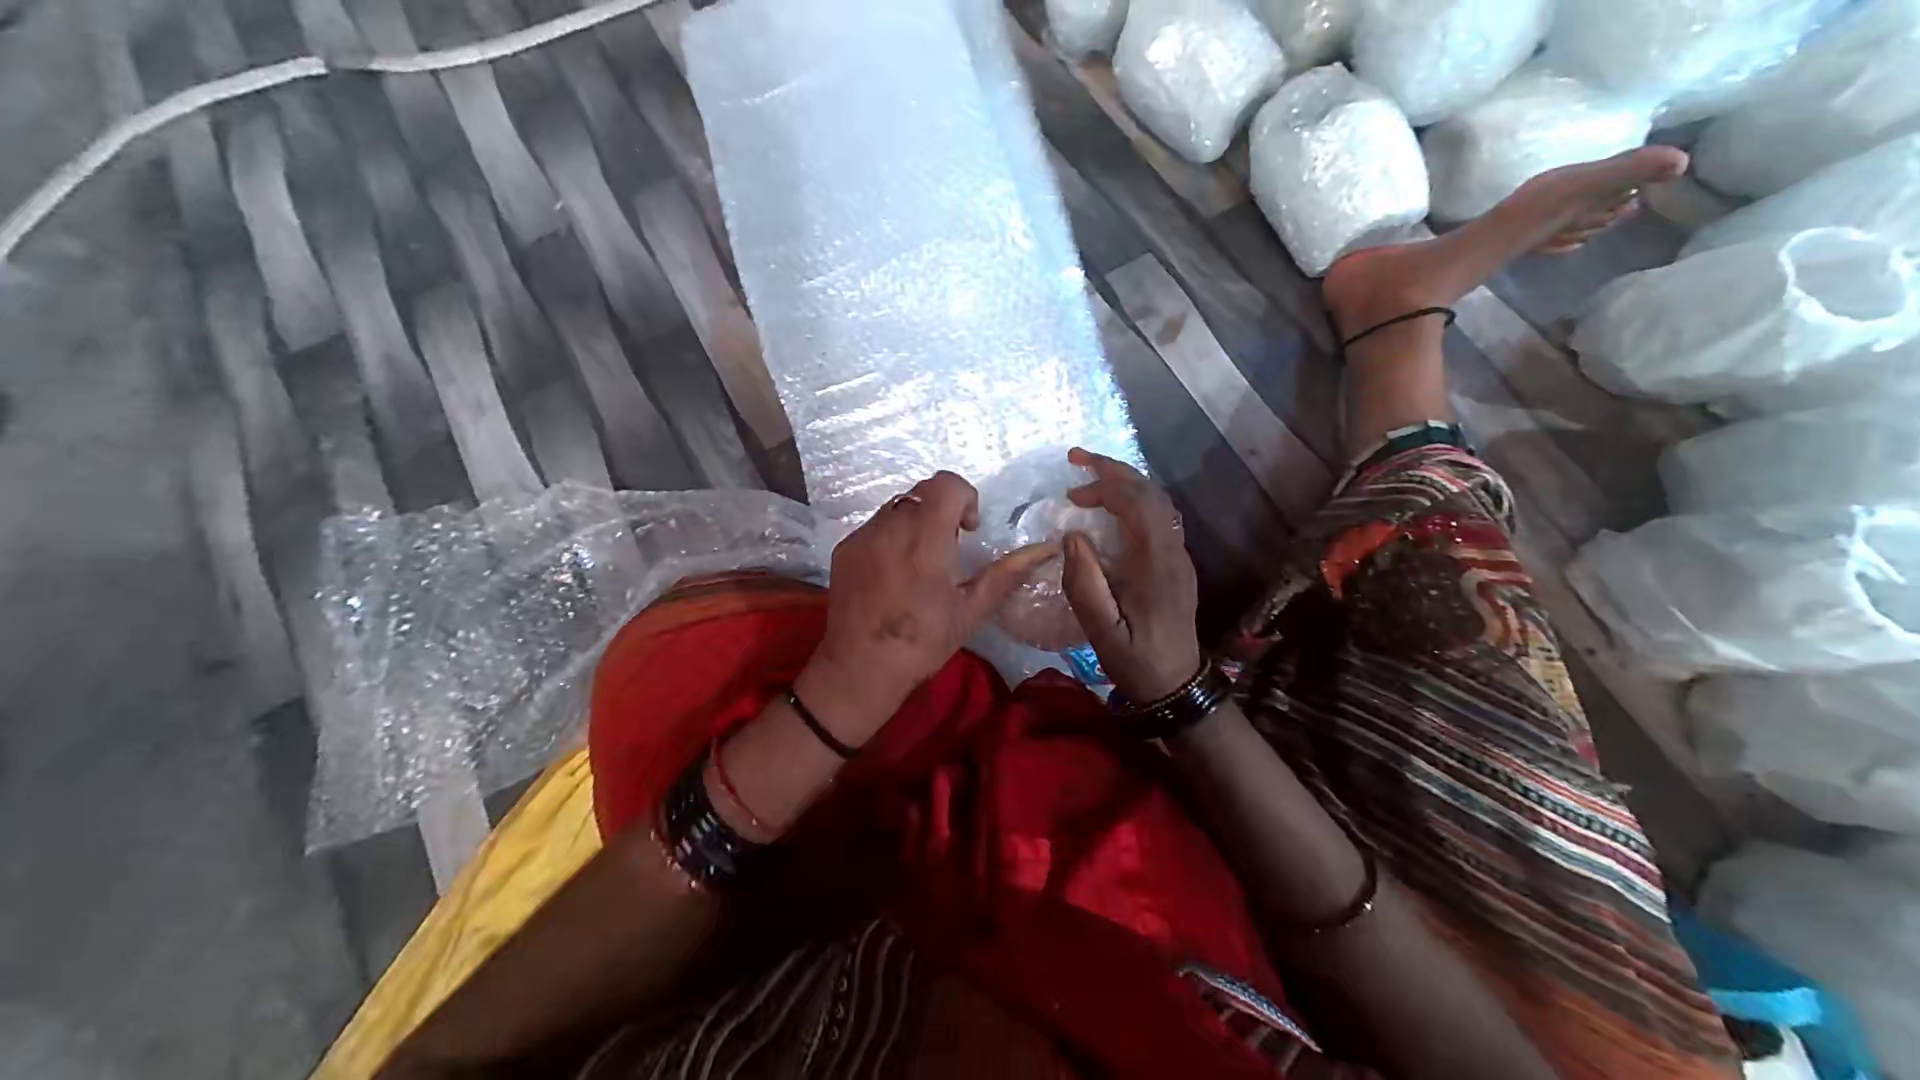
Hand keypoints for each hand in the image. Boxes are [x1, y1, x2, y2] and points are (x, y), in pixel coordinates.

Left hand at [795, 471, 1057, 744]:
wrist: (859, 669)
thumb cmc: (922, 643)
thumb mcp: (970, 611)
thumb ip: (1007, 574)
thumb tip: (1046, 550)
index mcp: (925, 541)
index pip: (946, 484)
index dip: (965, 498)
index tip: (967, 530)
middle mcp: (890, 529)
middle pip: (922, 491)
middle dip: (942, 509)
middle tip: (947, 550)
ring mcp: (862, 537)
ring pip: (897, 506)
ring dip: (916, 522)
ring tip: (919, 564)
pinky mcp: (844, 548)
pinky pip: (875, 526)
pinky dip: (891, 537)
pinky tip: (893, 575)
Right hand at [1058, 447, 1202, 702]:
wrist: (1177, 686)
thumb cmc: (1137, 661)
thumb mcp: (1102, 632)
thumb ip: (1085, 584)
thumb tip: (1072, 536)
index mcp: (1157, 564)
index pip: (1139, 504)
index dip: (1107, 483)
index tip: (1073, 484)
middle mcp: (1174, 552)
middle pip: (1151, 494)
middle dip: (1114, 470)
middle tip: (1076, 459)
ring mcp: (1178, 556)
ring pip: (1157, 502)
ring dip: (1124, 483)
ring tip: (1089, 477)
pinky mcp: (1175, 564)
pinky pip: (1157, 517)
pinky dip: (1132, 500)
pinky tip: (1110, 506)